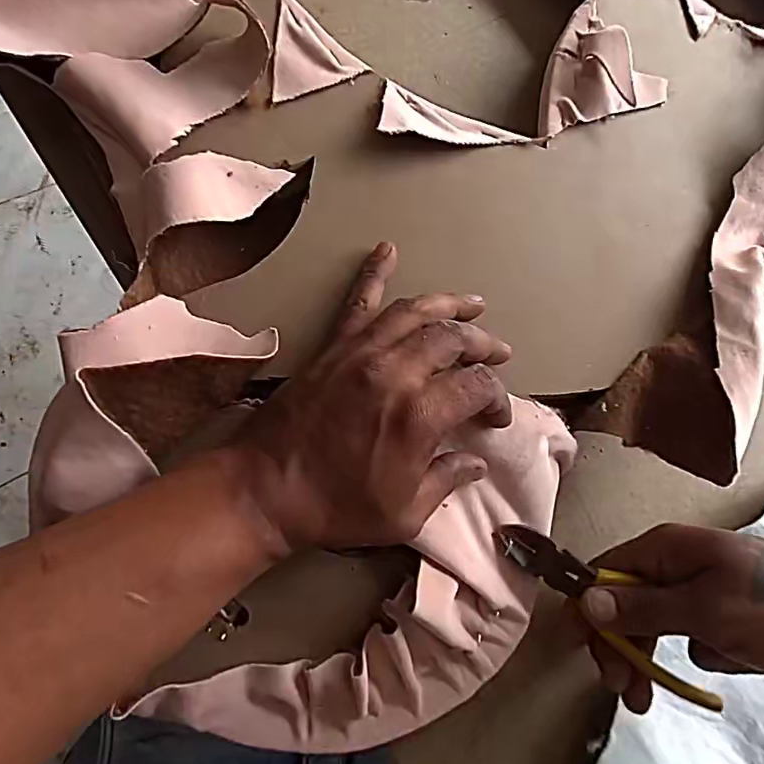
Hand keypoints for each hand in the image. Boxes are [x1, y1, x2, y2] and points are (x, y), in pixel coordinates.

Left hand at [226, 242, 513, 551]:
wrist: (266, 490)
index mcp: (419, 416)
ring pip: (415, 312)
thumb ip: (446, 481)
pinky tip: (387, 251)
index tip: (494, 415)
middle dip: (483, 346)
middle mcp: (394, 373)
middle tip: (498, 354)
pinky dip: (374, 273)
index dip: (496, 399)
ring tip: (473, 307)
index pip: (477, 387)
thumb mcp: (404, 513)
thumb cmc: (335, 509)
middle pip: (453, 340)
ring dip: (449, 305)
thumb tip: (474, 462)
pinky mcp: (332, 348)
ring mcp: (360, 354)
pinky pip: (357, 302)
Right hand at [579, 524, 763, 711]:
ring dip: (642, 658)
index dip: (589, 610)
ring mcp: (699, 587)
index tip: (584, 650)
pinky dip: (681, 657)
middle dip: (617, 645)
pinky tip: (707, 670)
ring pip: (649, 622)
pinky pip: (682, 633)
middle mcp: (676, 563)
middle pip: (623, 602)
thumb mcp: (707, 612)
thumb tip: (585, 601)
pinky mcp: (720, 613)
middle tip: (623, 688)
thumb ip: (642, 607)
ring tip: (646, 699)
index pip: (605, 572)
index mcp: (668, 548)